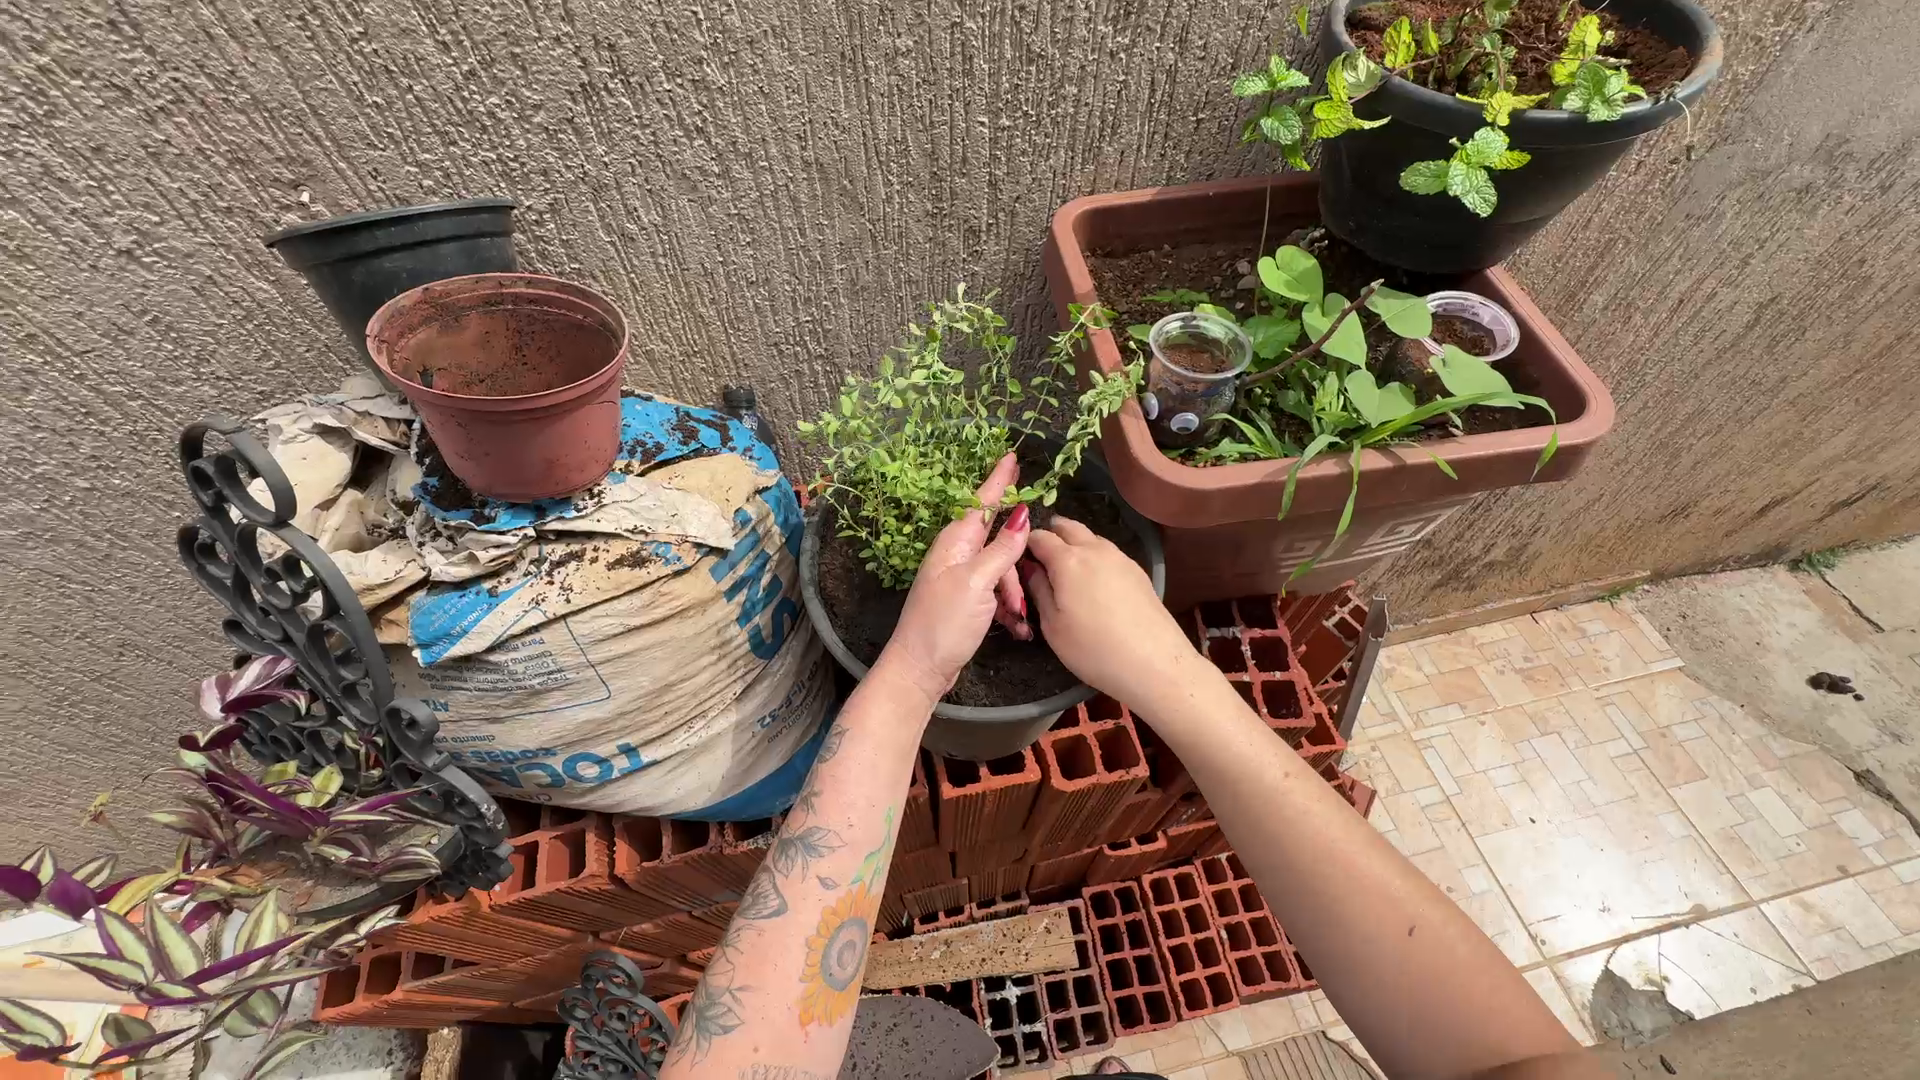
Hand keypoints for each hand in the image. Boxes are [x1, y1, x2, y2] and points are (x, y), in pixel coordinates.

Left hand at [874, 453, 1031, 705]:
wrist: (921, 669)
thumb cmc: (943, 623)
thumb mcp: (977, 582)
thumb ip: (1002, 549)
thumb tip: (1022, 516)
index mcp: (955, 541)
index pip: (982, 502)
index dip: (999, 480)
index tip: (1012, 456)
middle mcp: (957, 554)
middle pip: (1000, 542)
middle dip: (1017, 566)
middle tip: (1020, 595)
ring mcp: (961, 578)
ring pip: (1002, 571)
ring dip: (1014, 594)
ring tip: (1017, 619)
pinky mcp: (966, 601)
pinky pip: (996, 594)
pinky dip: (1008, 609)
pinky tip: (1015, 628)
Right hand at [1024, 516, 1205, 709]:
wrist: (1154, 664)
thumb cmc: (1093, 649)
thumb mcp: (1053, 626)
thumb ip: (1039, 591)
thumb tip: (1031, 568)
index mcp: (1067, 561)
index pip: (1040, 537)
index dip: (1026, 543)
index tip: (1020, 556)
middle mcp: (1095, 550)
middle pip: (1069, 527)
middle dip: (1052, 532)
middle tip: (1042, 552)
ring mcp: (1120, 558)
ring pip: (1092, 537)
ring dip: (1076, 542)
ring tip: (1067, 565)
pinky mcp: (1138, 571)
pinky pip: (1109, 552)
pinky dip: (1095, 554)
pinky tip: (1095, 578)